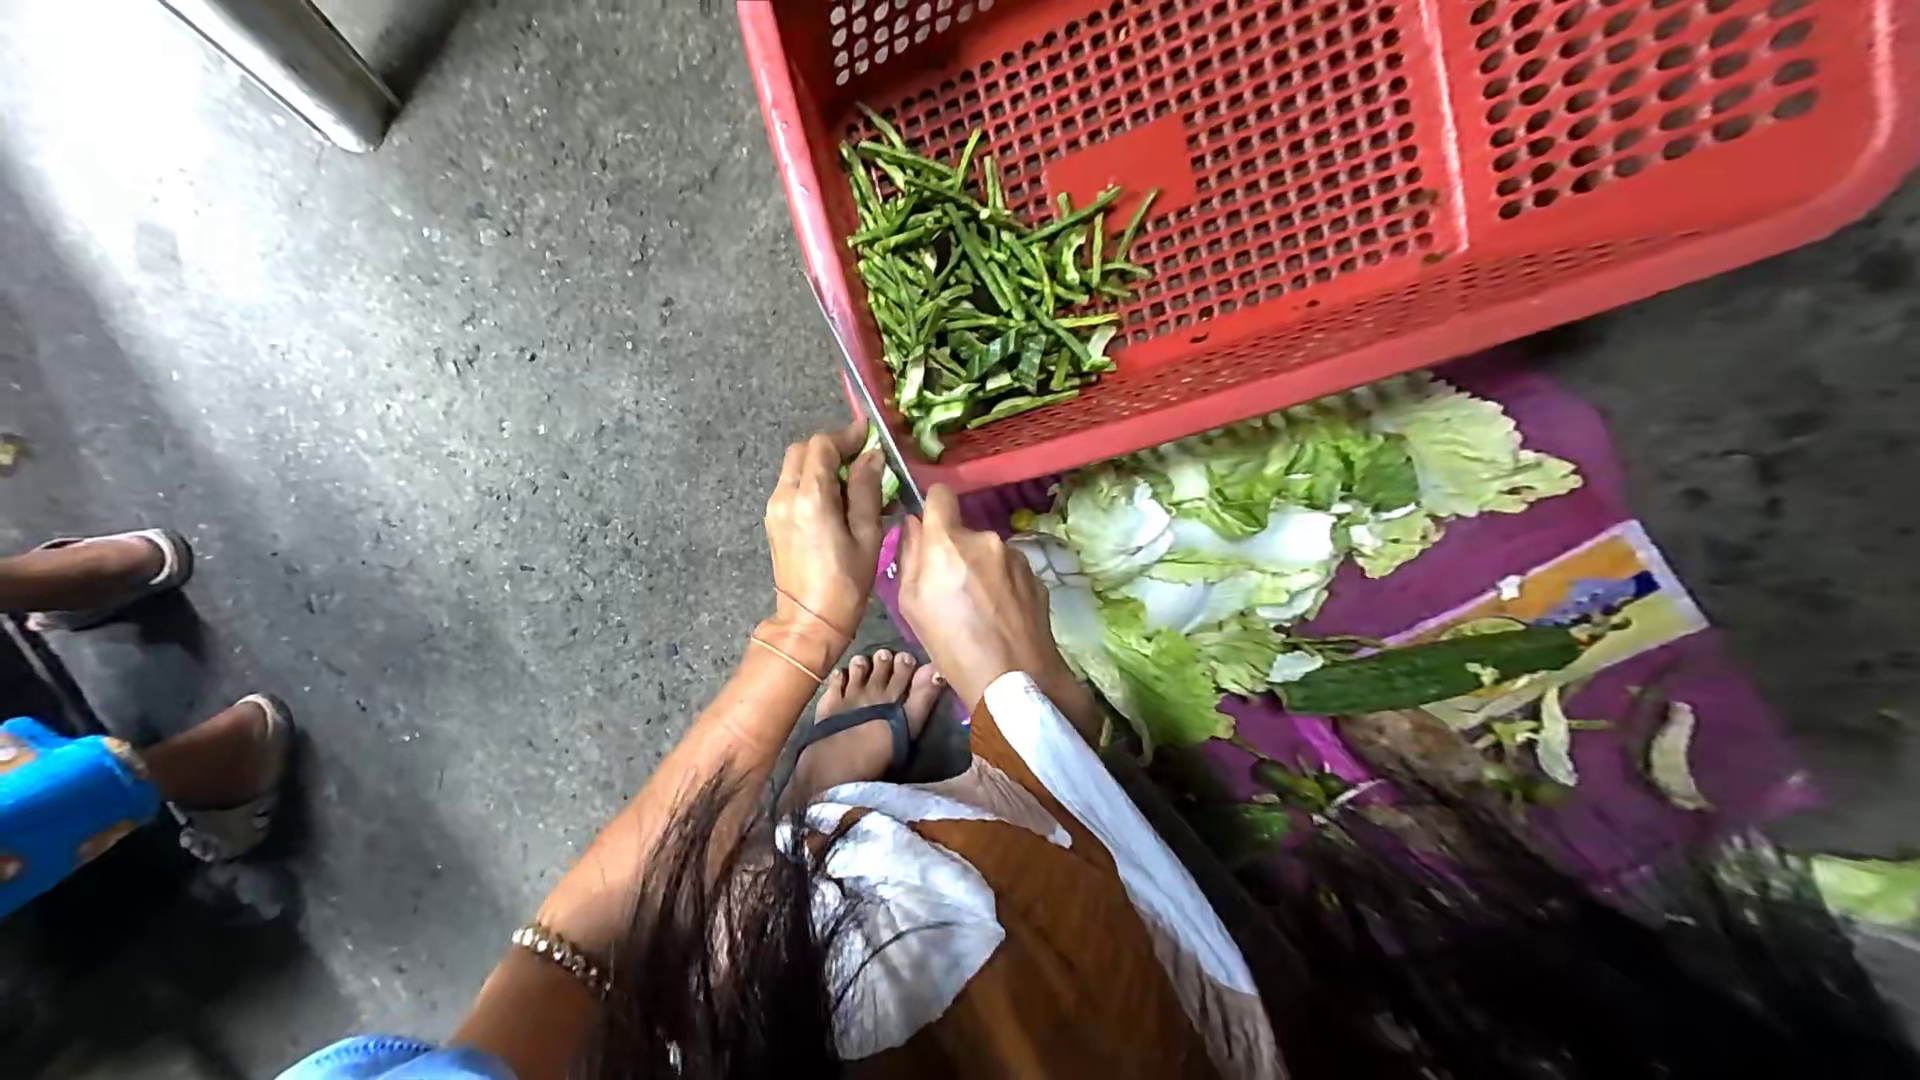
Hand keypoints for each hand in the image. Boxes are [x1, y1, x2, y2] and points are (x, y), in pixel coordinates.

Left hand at [764, 419, 884, 648]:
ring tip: (853, 479)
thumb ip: (866, 489)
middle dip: (832, 446)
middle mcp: (785, 496)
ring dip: (821, 463)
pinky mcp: (774, 521)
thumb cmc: (846, 582)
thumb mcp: (867, 534)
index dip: (846, 435)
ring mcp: (774, 509)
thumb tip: (871, 457)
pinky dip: (812, 481)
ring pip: (795, 467)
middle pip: (803, 451)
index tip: (868, 434)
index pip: (822, 446)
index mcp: (810, 498)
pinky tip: (836, 498)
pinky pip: (792, 486)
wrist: (809, 620)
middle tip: (861, 456)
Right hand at [897, 486, 1079, 712]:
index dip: (932, 507)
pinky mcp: (1035, 575)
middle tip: (952, 590)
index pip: (940, 494)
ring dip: (982, 569)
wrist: (1013, 678)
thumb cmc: (950, 644)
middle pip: (964, 531)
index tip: (929, 529)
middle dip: (956, 551)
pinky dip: (1003, 585)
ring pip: (989, 552)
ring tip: (980, 609)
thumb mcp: (911, 604)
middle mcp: (985, 538)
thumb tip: (911, 525)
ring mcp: (1015, 556)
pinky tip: (1001, 616)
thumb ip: (909, 555)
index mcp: (948, 541)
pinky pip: (1010, 570)